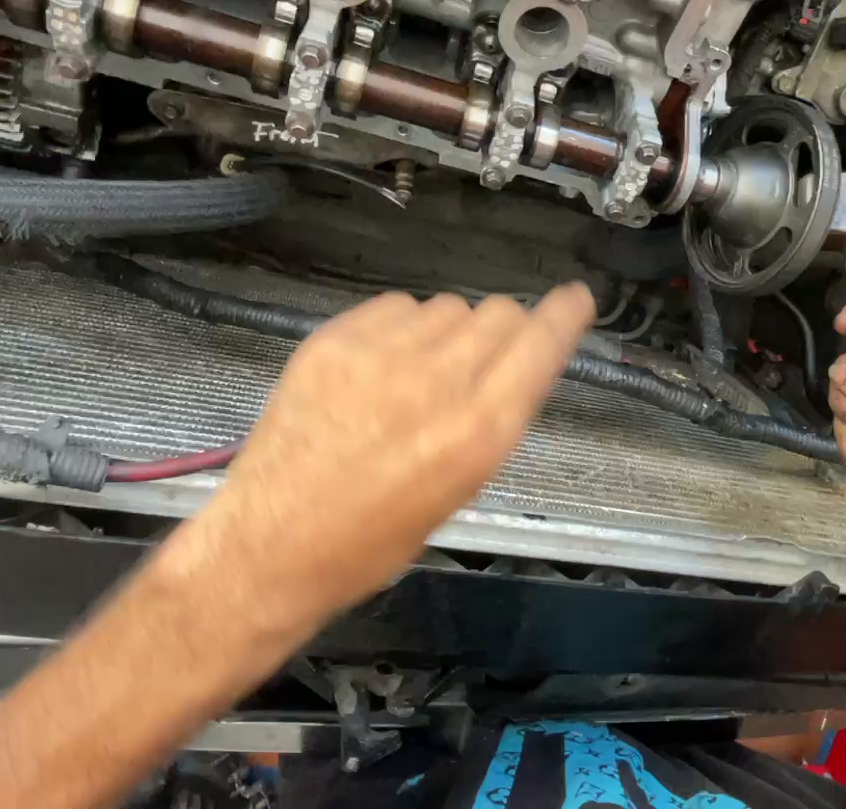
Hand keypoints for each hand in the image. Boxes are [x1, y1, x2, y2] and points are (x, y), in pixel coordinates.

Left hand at [185, 285, 595, 633]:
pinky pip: (396, 306)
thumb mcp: (460, 489)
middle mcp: (438, 382)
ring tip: (419, 371)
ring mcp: (381, 354)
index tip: (576, 298)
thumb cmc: (374, 540)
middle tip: (482, 359)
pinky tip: (381, 363)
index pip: (541, 345)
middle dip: (505, 329)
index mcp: (479, 431)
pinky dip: (402, 326)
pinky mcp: (335, 339)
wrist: (270, 546)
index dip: (565, 315)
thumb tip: (507, 367)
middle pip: (499, 313)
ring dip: (450, 331)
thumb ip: (490, 419)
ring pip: (449, 306)